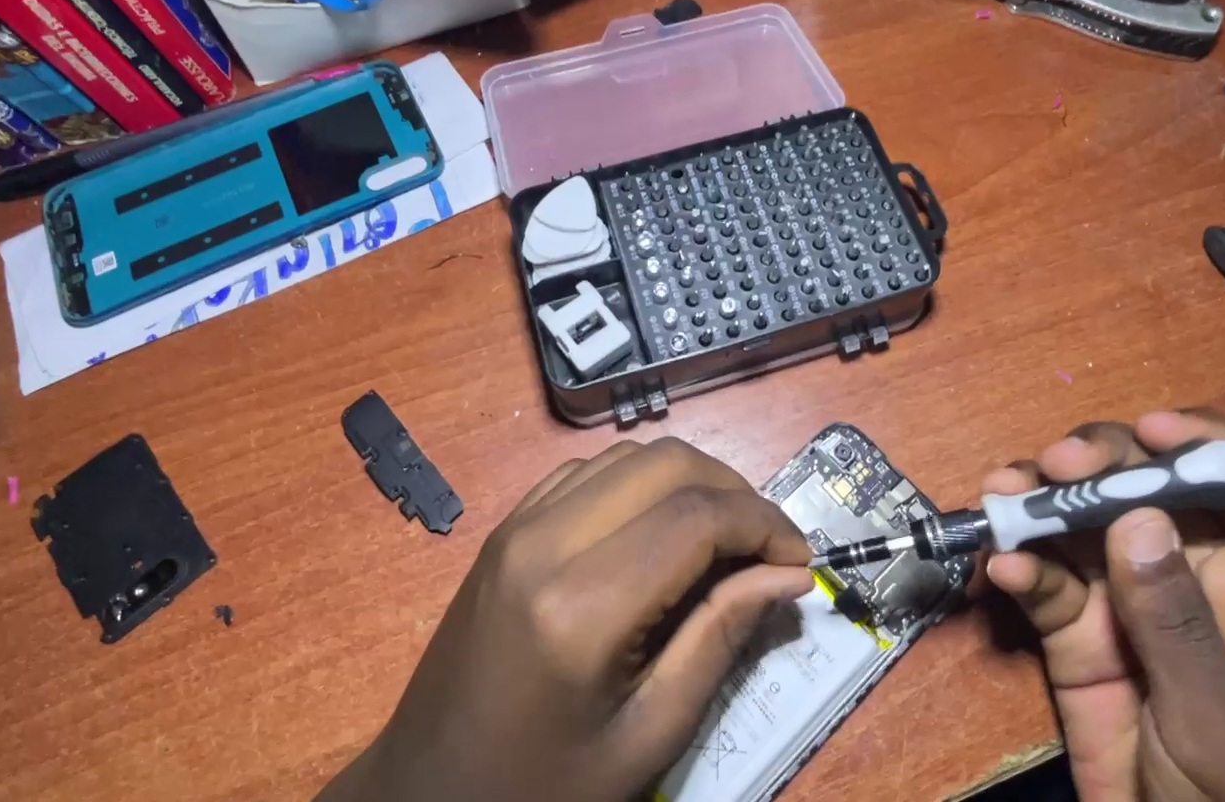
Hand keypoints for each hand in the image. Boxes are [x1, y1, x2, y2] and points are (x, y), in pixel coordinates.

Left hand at [317, 438, 812, 801]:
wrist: (423, 792)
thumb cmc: (541, 787)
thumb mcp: (646, 738)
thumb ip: (720, 640)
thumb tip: (789, 575)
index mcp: (581, 604)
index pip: (698, 518)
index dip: (765, 526)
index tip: (801, 561)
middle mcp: (546, 539)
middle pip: (668, 464)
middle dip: (735, 493)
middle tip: (768, 549)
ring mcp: (519, 524)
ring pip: (630, 456)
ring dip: (690, 482)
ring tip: (723, 540)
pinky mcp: (507, 526)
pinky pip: (589, 472)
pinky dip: (641, 484)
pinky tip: (658, 531)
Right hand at [984, 410, 1224, 801]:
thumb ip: (1181, 624)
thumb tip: (1139, 518)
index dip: (1210, 447)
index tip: (1152, 431)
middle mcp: (1193, 578)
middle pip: (1151, 488)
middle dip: (1103, 463)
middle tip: (1057, 462)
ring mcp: (1126, 599)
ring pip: (1083, 519)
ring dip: (1041, 497)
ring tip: (1005, 493)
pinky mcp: (1072, 626)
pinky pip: (1042, 578)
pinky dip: (1016, 566)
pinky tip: (998, 570)